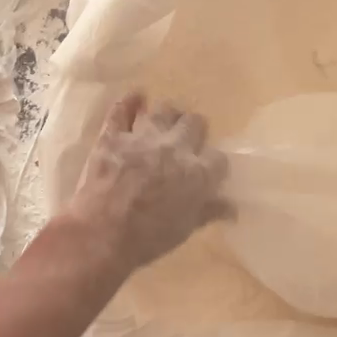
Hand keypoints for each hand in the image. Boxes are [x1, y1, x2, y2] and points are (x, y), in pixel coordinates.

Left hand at [66, 93, 232, 280]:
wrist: (103, 233)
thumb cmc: (150, 238)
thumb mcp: (185, 228)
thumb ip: (209, 211)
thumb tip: (232, 208)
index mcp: (198, 173)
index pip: (218, 159)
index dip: (216, 165)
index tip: (211, 172)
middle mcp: (175, 147)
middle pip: (194, 124)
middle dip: (196, 130)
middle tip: (190, 140)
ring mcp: (143, 137)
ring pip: (164, 110)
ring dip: (169, 115)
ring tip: (167, 122)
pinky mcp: (114, 135)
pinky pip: (123, 108)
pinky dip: (131, 101)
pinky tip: (138, 98)